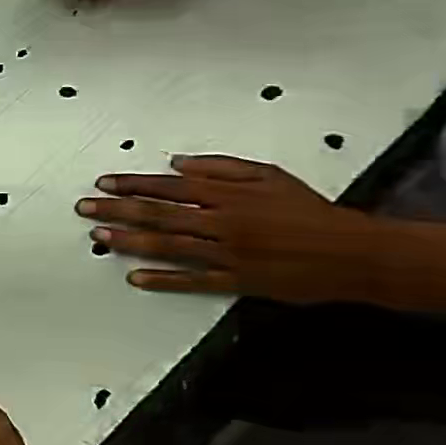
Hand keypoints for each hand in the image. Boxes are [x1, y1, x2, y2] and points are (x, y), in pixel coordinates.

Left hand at [78, 154, 381, 302]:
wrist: (360, 254)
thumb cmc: (311, 211)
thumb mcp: (269, 176)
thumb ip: (221, 168)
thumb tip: (176, 163)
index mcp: (228, 196)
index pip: (167, 187)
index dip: (131, 184)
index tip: (103, 183)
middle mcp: (222, 222)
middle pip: (158, 214)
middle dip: (116, 209)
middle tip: (85, 208)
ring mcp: (229, 254)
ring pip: (168, 245)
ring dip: (129, 241)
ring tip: (98, 237)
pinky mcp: (239, 280)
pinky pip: (194, 281)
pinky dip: (163, 279)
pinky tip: (136, 278)